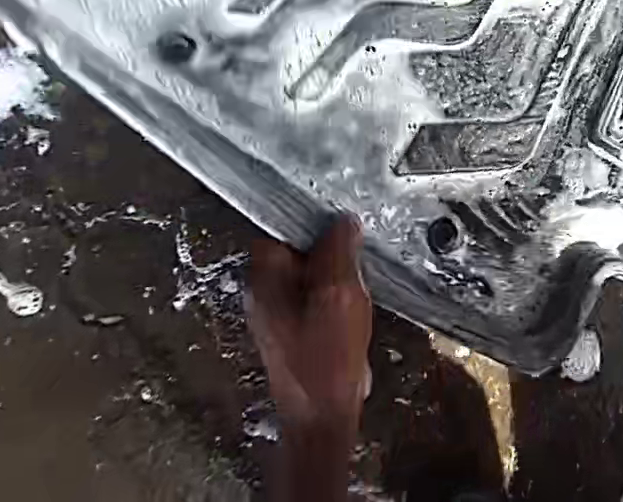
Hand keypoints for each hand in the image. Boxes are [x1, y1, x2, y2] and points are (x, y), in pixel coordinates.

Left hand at [246, 217, 373, 431]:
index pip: (278, 226)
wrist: (325, 414)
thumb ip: (339, 250)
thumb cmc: (327, 354)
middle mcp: (265, 291)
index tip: (336, 209)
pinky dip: (336, 285)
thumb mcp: (338, 292)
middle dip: (327, 240)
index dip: (307, 214)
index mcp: (265, 279)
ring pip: (310, 267)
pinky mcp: (298, 325)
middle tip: (355, 240)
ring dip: (335, 264)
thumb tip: (344, 220)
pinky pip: (317, 289)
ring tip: (358, 266)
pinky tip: (355, 292)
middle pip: (296, 246)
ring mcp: (280, 310)